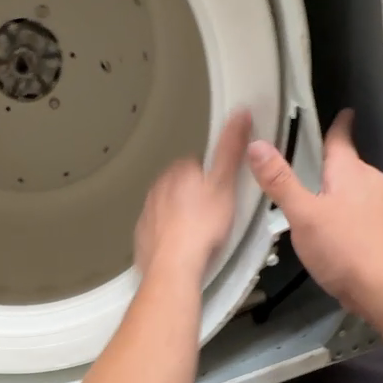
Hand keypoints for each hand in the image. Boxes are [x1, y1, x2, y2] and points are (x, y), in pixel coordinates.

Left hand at [133, 110, 253, 285]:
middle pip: (181, 186)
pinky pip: (159, 231)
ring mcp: (148, 214)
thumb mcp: (224, 184)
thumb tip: (239, 116)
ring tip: (200, 233)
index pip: (196, 164)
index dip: (211, 178)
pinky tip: (184, 246)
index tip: (221, 189)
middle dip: (195, 196)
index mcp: (178, 172)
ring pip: (168, 209)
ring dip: (182, 216)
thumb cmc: (199, 229)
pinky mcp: (143, 237)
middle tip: (213, 213)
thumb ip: (230, 149)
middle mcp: (158, 190)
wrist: (174, 266)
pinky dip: (170, 237)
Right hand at [247, 109, 382, 314]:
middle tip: (310, 160)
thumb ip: (280, 182)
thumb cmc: (344, 249)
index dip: (339, 124)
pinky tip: (332, 229)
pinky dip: (344, 212)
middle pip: (349, 164)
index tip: (342, 112)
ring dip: (337, 189)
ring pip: (354, 189)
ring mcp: (380, 207)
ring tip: (315, 196)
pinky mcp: (382, 231)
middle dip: (332, 161)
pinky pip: (359, 211)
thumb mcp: (302, 215)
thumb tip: (256, 144)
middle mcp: (370, 182)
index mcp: (350, 172)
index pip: (342, 138)